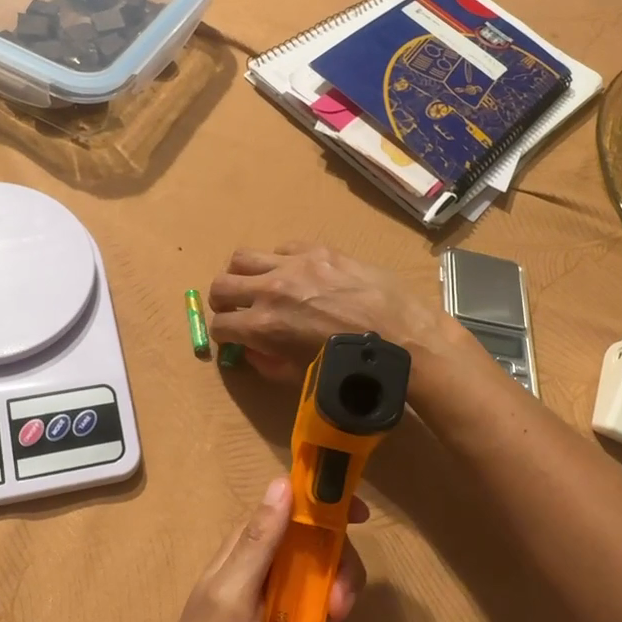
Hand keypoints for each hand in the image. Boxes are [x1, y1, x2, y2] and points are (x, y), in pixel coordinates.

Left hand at [131, 476, 368, 621]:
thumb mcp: (232, 593)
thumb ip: (260, 541)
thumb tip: (283, 481)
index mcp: (246, 548)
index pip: (290, 508)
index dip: (325, 504)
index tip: (361, 515)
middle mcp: (264, 569)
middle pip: (319, 546)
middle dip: (339, 568)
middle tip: (342, 603)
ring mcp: (278, 604)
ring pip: (326, 583)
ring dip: (338, 602)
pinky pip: (323, 621)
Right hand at [207, 243, 459, 381]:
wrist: (401, 337)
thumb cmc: (352, 366)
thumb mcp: (301, 374)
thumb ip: (268, 362)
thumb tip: (252, 351)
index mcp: (264, 326)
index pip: (220, 325)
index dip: (223, 336)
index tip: (232, 338)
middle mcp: (271, 290)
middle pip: (220, 286)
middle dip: (222, 302)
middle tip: (235, 310)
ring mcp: (294, 265)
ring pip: (242, 258)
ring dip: (242, 274)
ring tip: (257, 285)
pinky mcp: (318, 250)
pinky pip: (282, 247)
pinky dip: (279, 260)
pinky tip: (295, 273)